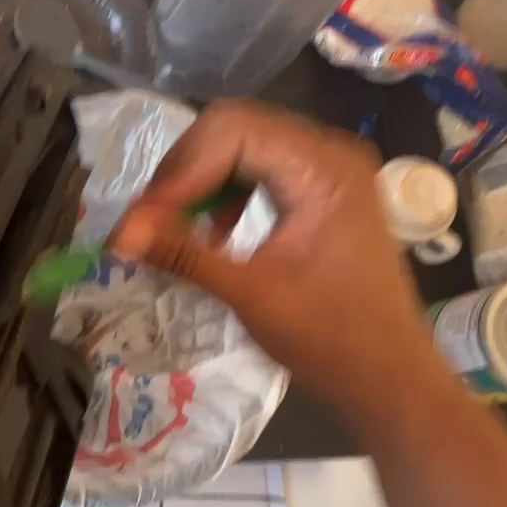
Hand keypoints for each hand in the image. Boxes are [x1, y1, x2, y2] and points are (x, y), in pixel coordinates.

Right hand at [110, 99, 447, 421]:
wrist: (388, 377)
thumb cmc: (329, 338)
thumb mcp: (248, 294)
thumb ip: (182, 255)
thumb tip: (118, 235)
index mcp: (322, 168)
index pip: (231, 131)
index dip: (178, 171)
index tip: (143, 220)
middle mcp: (328, 153)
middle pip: (233, 129)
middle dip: (182, 173)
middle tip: (149, 221)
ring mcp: (327, 170)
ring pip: (241, 146)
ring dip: (198, 182)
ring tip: (170, 226)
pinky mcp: (321, 192)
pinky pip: (258, 170)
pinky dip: (223, 193)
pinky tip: (211, 232)